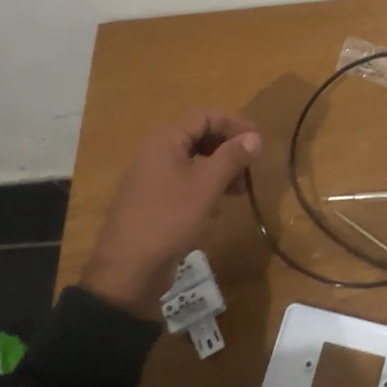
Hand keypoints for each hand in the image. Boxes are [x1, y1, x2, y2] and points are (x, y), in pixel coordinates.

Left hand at [79, 109, 260, 319]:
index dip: (235, 124)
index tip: (258, 143)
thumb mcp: (206, 186)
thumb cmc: (169, 219)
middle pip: (199, 136)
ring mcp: (152, 178)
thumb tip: (254, 137)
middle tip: (251, 169)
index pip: (205, 116)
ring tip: (239, 191)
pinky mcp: (154, 202)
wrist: (128, 270)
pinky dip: (205, 187)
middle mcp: (155, 153)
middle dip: (228, 148)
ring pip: (193, 161)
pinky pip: (184, 182)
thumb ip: (232, 157)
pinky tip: (216, 208)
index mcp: (165, 141)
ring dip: (220, 169)